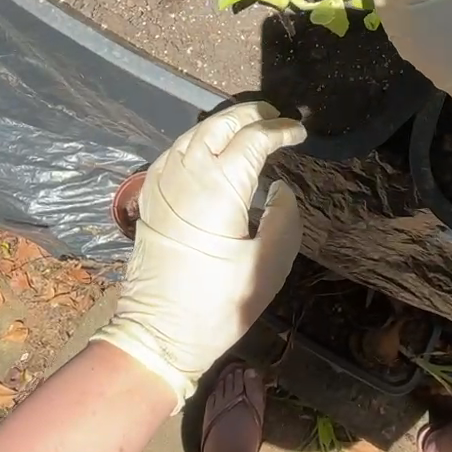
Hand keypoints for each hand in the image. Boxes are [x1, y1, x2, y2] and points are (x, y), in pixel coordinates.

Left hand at [92, 103, 304, 404]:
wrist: (156, 336)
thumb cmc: (218, 306)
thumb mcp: (269, 266)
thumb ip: (284, 218)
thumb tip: (279, 188)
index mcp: (219, 188)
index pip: (253, 139)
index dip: (280, 130)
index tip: (300, 132)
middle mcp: (187, 175)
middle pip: (219, 125)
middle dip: (251, 114)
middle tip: (277, 117)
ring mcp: (163, 183)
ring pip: (194, 132)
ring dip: (224, 123)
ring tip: (250, 126)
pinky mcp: (150, 197)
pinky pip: (174, 150)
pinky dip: (198, 138)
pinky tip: (211, 147)